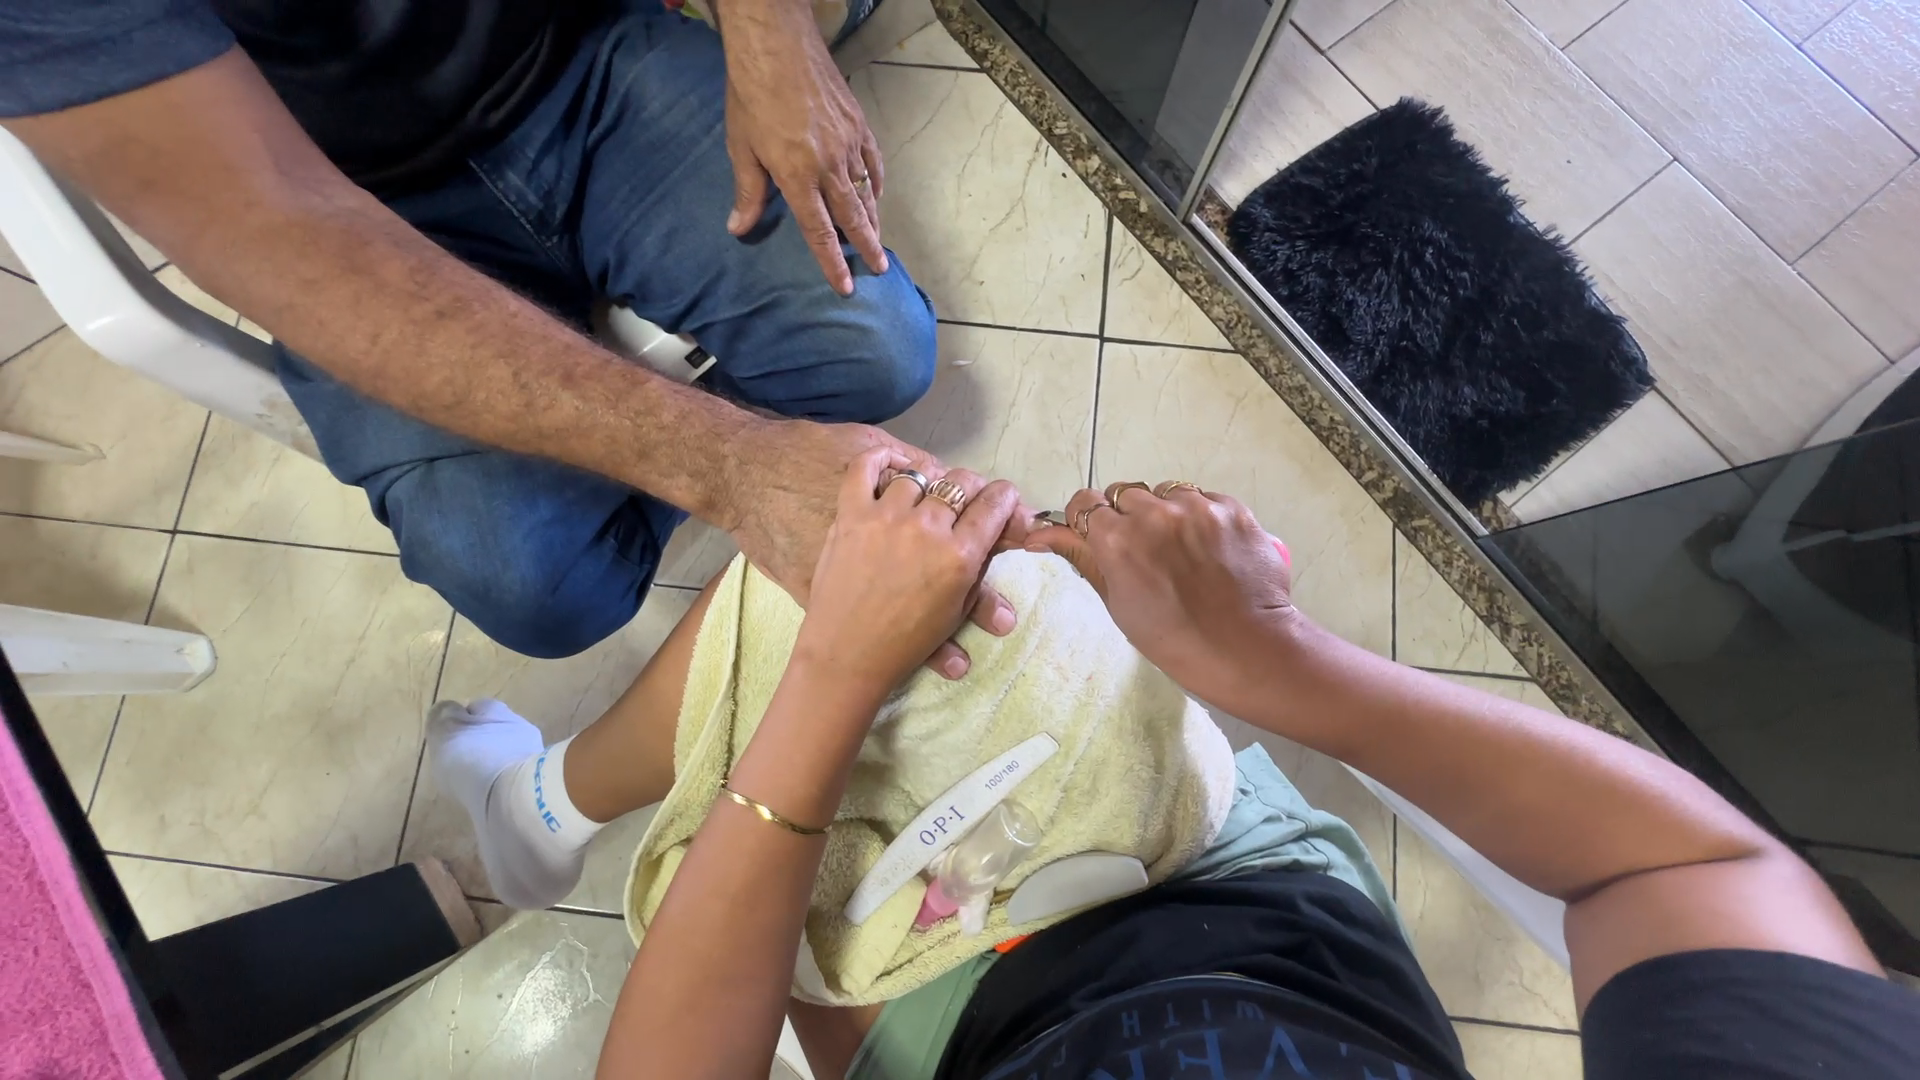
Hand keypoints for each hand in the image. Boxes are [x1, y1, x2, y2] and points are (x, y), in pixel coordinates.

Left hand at [718, 0, 885, 295]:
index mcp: (798, 178)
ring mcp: (848, 147)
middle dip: (867, 247)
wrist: (777, 42)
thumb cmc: (752, 94)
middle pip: (853, 219)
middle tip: (880, 268)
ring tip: (879, 241)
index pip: (819, 232)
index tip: (845, 286)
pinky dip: (876, 184)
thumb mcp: (742, 146)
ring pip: (866, 194)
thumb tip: (739, 229)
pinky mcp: (858, 126)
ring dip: (873, 221)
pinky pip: (874, 164)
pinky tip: (877, 195)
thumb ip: (748, 191)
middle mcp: (828, 169)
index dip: (831, 263)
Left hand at [792, 449, 1020, 692]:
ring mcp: (886, 516)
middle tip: (967, 499)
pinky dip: (881, 459)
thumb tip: (1017, 548)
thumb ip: (982, 572)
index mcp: (959, 555)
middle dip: (972, 487)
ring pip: (918, 475)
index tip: (1002, 499)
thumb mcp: (956, 611)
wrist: (846, 653)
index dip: (1004, 497)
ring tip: (925, 495)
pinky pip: (865, 468)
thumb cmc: (906, 641)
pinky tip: (892, 465)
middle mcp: (927, 527)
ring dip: (928, 482)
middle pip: (960, 482)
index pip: (993, 505)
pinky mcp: (851, 514)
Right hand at [1024, 482, 1299, 708]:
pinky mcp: (1230, 508)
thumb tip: (1038, 535)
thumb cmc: (1172, 638)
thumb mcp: (1116, 602)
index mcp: (1116, 539)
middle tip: (1143, 549)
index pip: (1085, 502)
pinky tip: (1208, 547)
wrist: (1246, 649)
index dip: (1089, 519)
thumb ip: (1081, 558)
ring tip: (1180, 548)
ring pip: (1164, 492)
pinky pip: (1203, 499)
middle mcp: (1153, 514)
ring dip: (1164, 512)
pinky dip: (1199, 517)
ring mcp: (1196, 507)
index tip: (1099, 537)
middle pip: (1125, 494)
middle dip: (1127, 516)